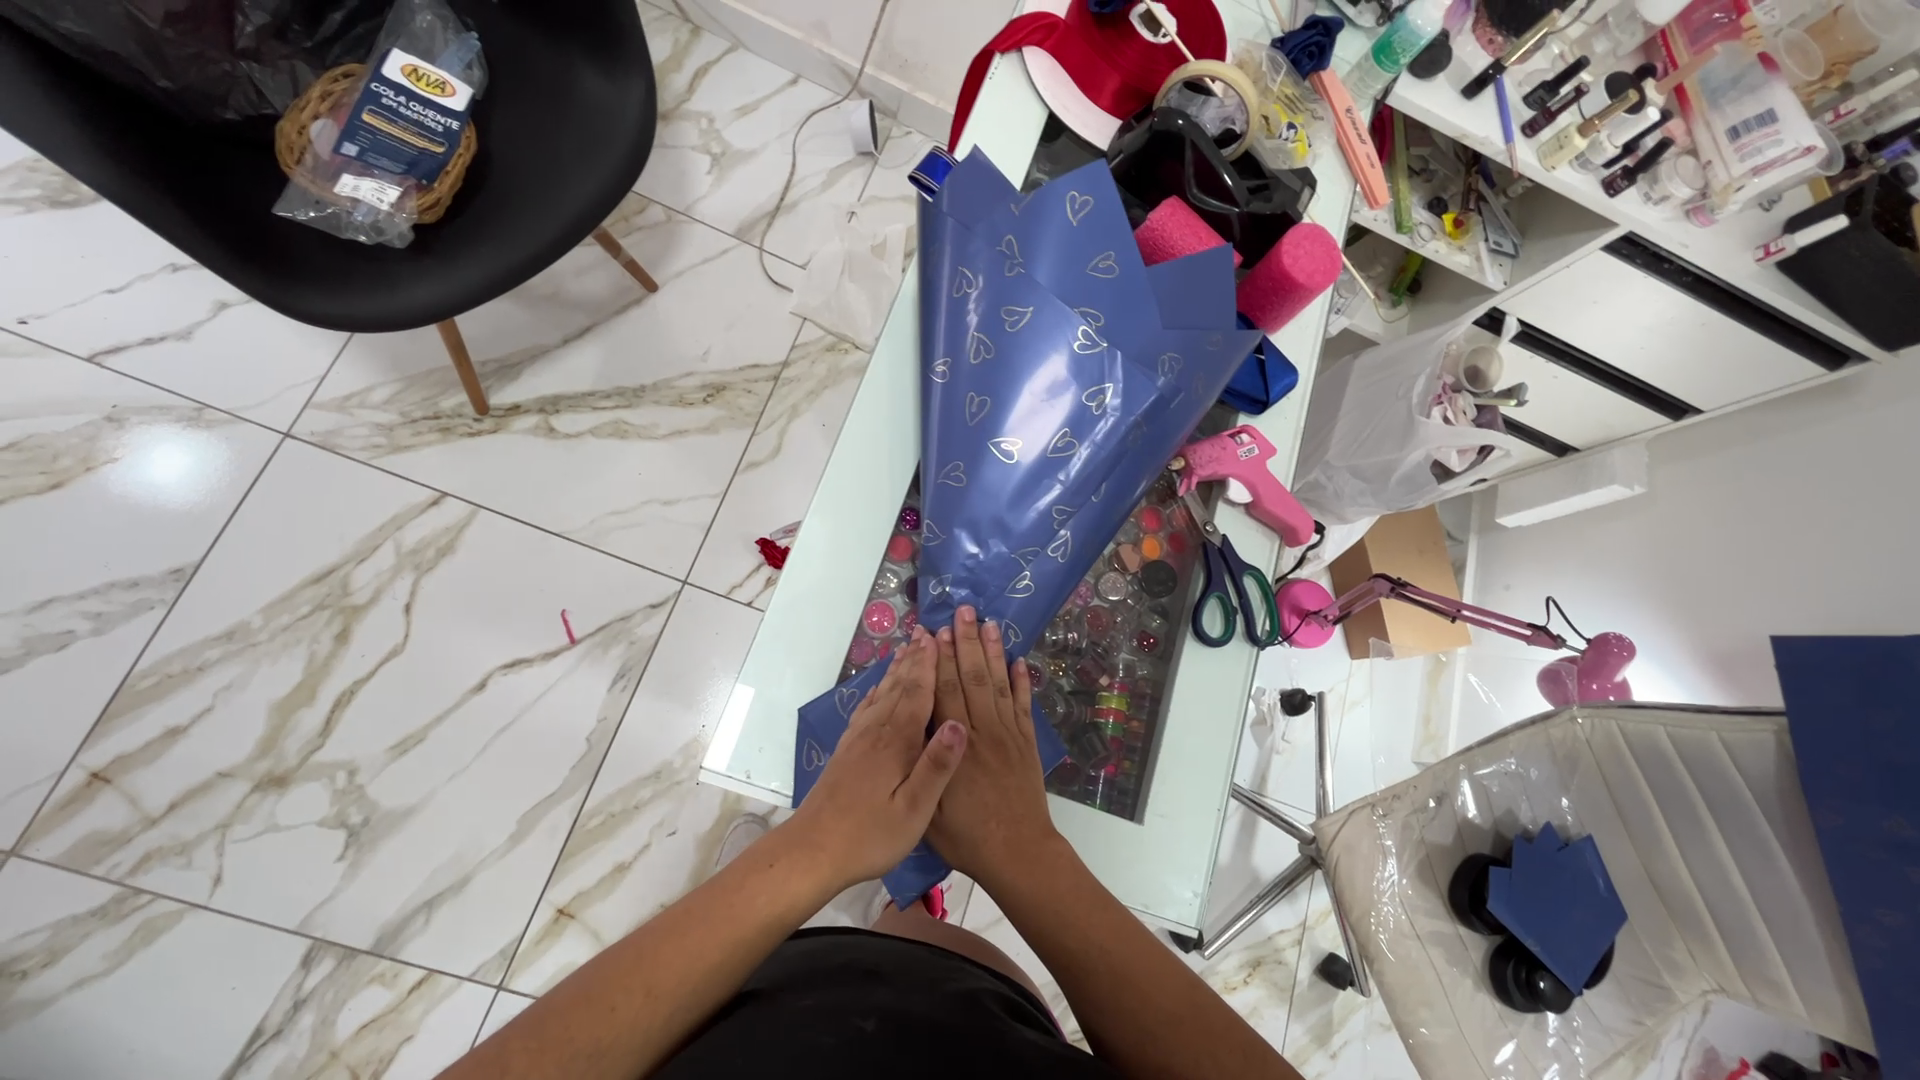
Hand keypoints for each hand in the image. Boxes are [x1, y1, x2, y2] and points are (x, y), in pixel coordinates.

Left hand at [785, 628, 967, 890]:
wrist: (812, 852)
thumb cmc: (869, 836)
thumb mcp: (914, 810)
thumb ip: (937, 766)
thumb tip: (961, 724)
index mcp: (896, 744)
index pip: (917, 695)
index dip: (929, 665)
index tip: (938, 637)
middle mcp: (876, 733)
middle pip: (898, 688)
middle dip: (914, 660)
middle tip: (925, 632)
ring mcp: (857, 741)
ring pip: (881, 696)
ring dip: (895, 672)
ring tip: (905, 651)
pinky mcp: (846, 752)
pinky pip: (865, 711)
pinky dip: (875, 693)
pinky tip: (878, 691)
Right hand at [926, 606, 1064, 889]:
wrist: (1019, 853)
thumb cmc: (967, 837)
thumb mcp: (930, 808)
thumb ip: (924, 763)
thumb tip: (916, 726)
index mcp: (957, 745)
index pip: (946, 692)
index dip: (939, 660)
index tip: (935, 631)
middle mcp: (984, 731)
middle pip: (973, 677)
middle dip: (966, 642)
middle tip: (962, 611)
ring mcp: (1010, 735)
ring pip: (999, 684)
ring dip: (994, 652)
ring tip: (989, 623)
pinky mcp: (1027, 744)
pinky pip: (1024, 706)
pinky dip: (1022, 682)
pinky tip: (1020, 660)